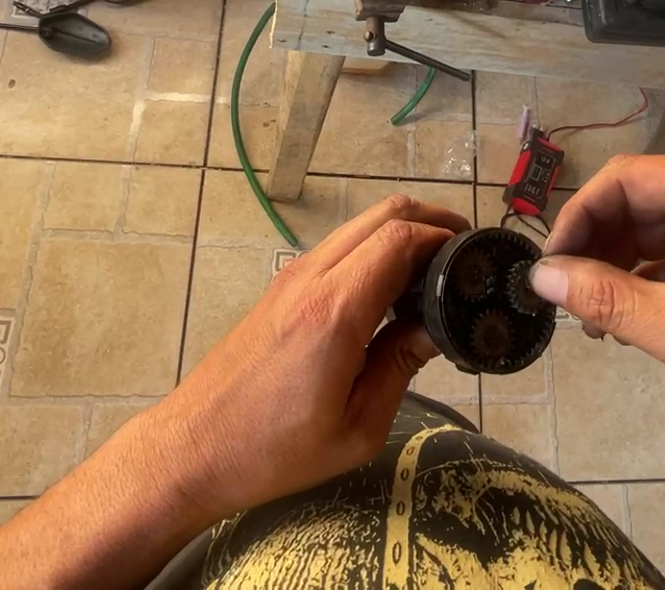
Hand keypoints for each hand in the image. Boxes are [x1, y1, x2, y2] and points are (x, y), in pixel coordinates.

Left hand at [120, 194, 467, 522]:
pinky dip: (376, 246)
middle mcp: (313, 276)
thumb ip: (400, 367)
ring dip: (402, 230)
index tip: (470, 256)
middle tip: (462, 248)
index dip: (441, 235)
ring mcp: (293, 275)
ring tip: (434, 266)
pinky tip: (393, 283)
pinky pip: (340, 245)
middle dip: (430, 217)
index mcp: (335, 310)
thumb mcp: (357, 427)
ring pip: (359, 223)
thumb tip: (435, 328)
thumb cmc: (275, 450)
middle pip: (381, 213)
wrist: (194, 447)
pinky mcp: (283, 285)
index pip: (398, 239)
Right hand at [531, 155, 664, 459]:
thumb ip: (608, 300)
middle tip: (565, 295)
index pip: (626, 178)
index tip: (550, 263)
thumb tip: (539, 276)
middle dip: (594, 245)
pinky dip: (638, 277)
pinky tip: (622, 318)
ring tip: (592, 318)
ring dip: (612, 265)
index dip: (579, 215)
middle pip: (633, 199)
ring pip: (645, 225)